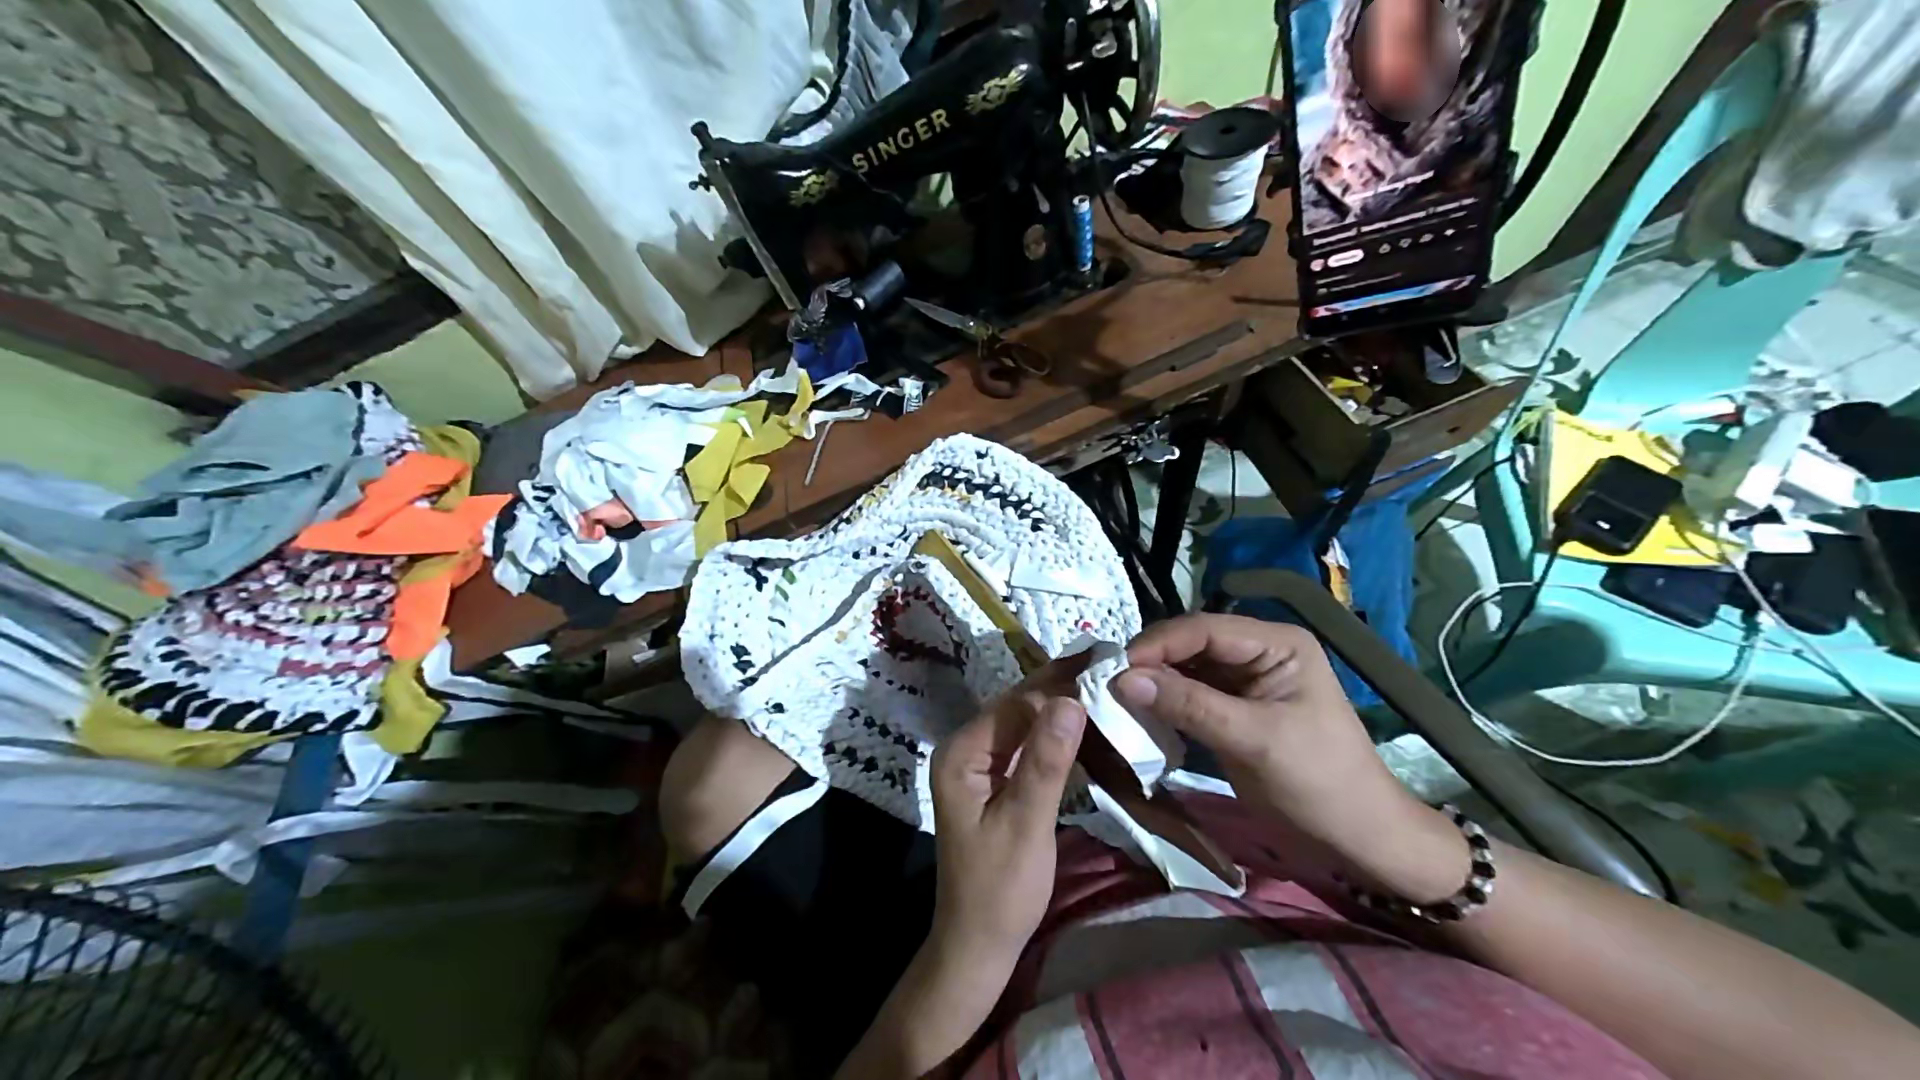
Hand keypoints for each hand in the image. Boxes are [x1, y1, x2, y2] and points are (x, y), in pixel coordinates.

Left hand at [929, 666, 1087, 961]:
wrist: (978, 944)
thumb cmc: (1000, 890)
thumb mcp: (1026, 823)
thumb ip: (1045, 761)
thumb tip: (1069, 700)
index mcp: (961, 754)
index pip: (1014, 704)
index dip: (1056, 683)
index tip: (1100, 663)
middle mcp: (964, 750)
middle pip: (1016, 708)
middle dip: (1059, 688)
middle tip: (1108, 664)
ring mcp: (977, 766)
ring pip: (1023, 724)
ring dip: (1059, 708)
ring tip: (1104, 684)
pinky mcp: (993, 781)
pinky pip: (1024, 746)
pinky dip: (1053, 734)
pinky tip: (1082, 724)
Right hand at [1112, 615, 1465, 901]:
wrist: (1358, 837)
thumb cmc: (1319, 782)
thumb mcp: (1253, 740)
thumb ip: (1189, 705)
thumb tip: (1122, 680)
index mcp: (1276, 643)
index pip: (1204, 629)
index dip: (1157, 644)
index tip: (1116, 669)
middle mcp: (1257, 650)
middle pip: (1190, 644)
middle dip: (1151, 662)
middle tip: (1109, 686)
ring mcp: (1244, 678)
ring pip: (1185, 668)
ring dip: (1154, 682)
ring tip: (1117, 698)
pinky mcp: (1232, 706)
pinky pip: (1189, 693)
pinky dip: (1164, 702)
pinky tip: (1140, 713)